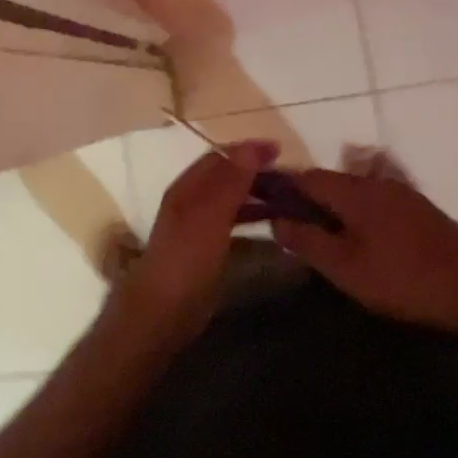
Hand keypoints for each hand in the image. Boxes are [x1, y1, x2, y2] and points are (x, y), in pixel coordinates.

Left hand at [127, 140, 277, 323]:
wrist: (164, 310)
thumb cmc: (186, 259)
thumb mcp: (210, 216)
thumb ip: (230, 182)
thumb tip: (254, 146)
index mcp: (186, 188)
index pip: (219, 157)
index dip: (248, 151)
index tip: (281, 151)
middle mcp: (190, 202)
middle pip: (224, 177)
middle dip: (255, 172)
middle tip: (293, 177)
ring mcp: (197, 227)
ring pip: (230, 200)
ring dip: (255, 194)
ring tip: (289, 198)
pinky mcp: (206, 250)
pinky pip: (232, 223)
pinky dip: (251, 217)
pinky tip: (271, 225)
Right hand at [270, 169, 457, 342]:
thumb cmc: (402, 280)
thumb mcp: (343, 268)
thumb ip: (306, 241)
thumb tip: (275, 221)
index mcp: (354, 192)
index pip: (305, 176)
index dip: (280, 187)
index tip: (262, 203)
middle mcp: (376, 183)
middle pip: (330, 180)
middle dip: (305, 196)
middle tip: (289, 224)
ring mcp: (402, 194)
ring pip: (353, 189)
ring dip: (332, 204)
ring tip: (320, 233)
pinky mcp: (420, 210)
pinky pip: (374, 200)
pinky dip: (356, 211)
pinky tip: (357, 236)